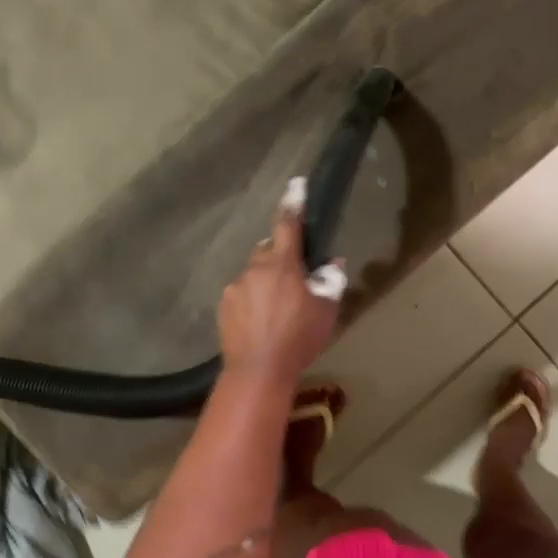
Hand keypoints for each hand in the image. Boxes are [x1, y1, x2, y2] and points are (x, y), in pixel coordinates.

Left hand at [218, 200, 340, 383]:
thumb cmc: (298, 339)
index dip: (293, 204)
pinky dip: (250, 302)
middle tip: (293, 282)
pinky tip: (259, 324)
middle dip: (279, 259)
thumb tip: (334, 263)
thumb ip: (331, 281)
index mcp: (283, 264)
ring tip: (276, 313)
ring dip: (264, 284)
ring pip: (253, 276)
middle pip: (268, 251)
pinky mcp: (223, 307)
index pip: (288, 225)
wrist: (258, 371)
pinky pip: (241, 295)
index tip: (295, 185)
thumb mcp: (326, 311)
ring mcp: (235, 288)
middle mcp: (255, 269)